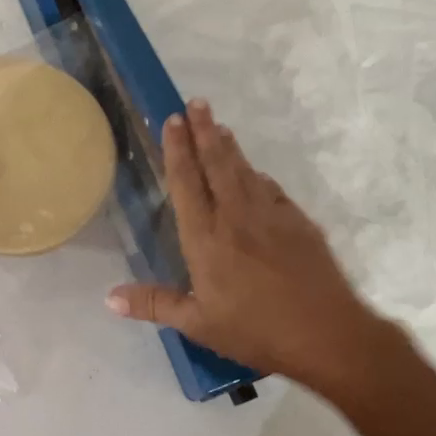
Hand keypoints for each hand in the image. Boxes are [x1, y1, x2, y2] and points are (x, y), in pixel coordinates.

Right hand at [108, 100, 396, 389]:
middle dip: (204, 131)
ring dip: (229, 146)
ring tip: (219, 126)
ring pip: (244, 171)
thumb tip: (108, 298)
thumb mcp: (198, 324)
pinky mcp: (298, 223)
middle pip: (216, 164)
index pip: (186, 183)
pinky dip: (257, 176)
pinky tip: (254, 174)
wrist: (326, 333)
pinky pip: (271, 190)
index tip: (172, 121)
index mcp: (206, 238)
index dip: (177, 150)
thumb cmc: (256, 331)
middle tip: (196, 103)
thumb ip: (154, 305)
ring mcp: (271, 216)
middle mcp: (236, 217)